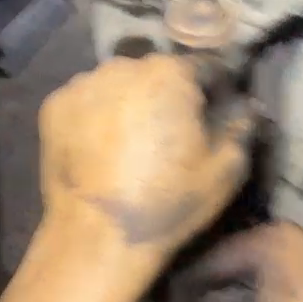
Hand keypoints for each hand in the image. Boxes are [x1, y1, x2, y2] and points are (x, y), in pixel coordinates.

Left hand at [39, 55, 249, 264]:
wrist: (98, 236)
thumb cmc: (169, 200)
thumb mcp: (225, 168)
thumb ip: (242, 125)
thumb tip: (248, 104)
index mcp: (170, 73)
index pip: (204, 67)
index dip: (214, 91)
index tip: (214, 116)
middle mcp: (124, 65)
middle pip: (157, 73)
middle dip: (167, 96)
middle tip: (170, 136)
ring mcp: (85, 82)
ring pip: (119, 84)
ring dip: (129, 102)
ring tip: (131, 143)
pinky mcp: (55, 104)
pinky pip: (87, 100)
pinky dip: (96, 115)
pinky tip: (101, 148)